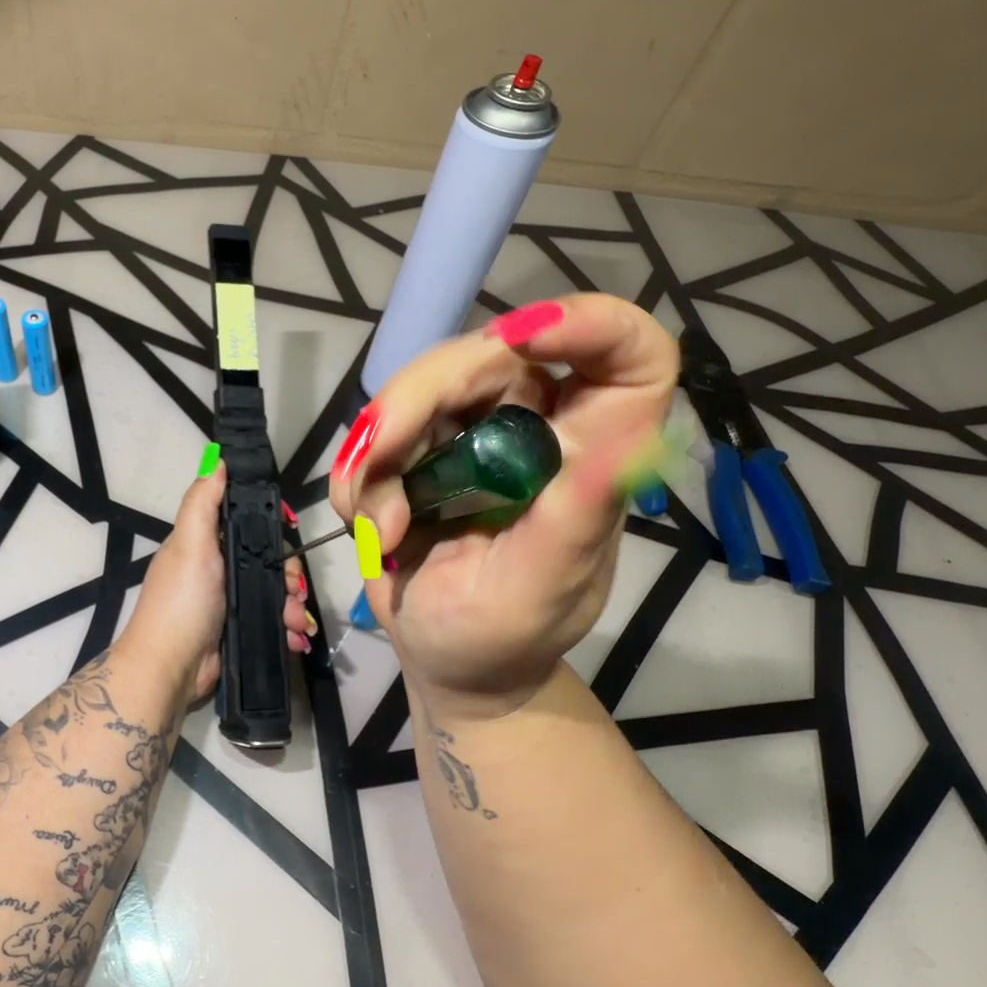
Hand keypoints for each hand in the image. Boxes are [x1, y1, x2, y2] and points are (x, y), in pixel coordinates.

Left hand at [118, 461, 312, 704]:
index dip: (272, 526)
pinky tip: (295, 638)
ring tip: (295, 623)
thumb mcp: (189, 544)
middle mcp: (219, 571)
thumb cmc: (181, 600)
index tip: (290, 532)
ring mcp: (230, 603)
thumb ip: (202, 502)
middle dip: (290, 575)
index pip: (249, 524)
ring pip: (277, 593)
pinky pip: (274, 623)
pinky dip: (288, 629)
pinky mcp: (240, 631)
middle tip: (294, 591)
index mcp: (206, 545)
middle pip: (270, 561)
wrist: (170, 667)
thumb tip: (216, 460)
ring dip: (294, 606)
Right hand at [329, 294, 677, 717]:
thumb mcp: (541, 589)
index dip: (590, 323)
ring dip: (376, 449)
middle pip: (485, 355)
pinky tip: (370, 530)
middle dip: (418, 397)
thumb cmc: (504, 638)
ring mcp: (473, 434)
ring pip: (419, 387)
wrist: (448, 663)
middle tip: (376, 456)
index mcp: (593, 452)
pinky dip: (358, 476)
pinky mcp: (422, 451)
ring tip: (378, 529)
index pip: (627, 356)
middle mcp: (537, 428)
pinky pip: (378, 431)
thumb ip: (573, 519)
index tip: (522, 336)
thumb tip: (629, 443)